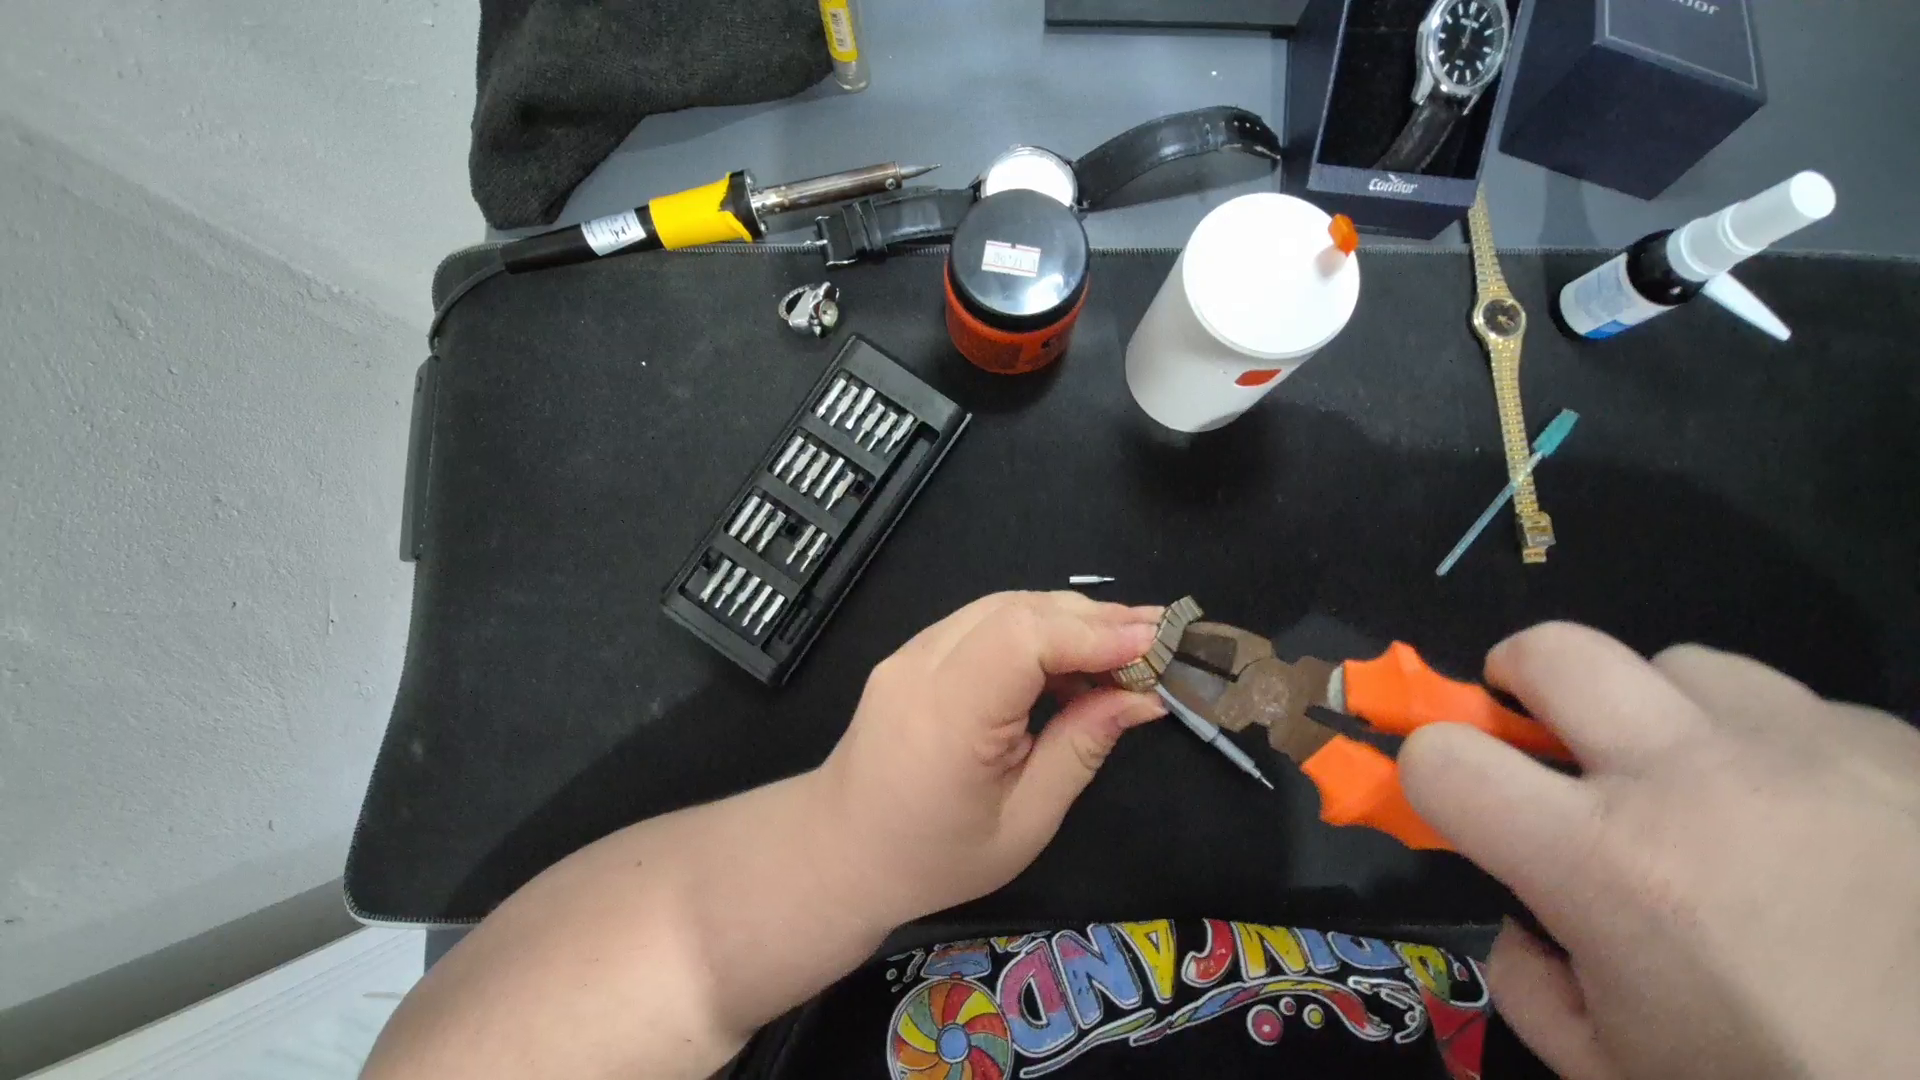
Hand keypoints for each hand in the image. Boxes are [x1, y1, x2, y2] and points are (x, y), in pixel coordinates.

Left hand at [812, 592, 1166, 924]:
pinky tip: (1069, 656)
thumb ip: (1082, 748)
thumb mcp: (1025, 822)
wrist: (842, 850)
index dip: (1093, 633)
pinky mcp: (911, 652)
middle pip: (1016, 610)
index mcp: (947, 718)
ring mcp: (909, 652)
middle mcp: (921, 668)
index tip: (1154, 644)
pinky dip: (1034, 628)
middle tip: (1156, 639)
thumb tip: (1145, 697)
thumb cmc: (937, 857)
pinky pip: (982, 621)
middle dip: (1093, 619)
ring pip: (1001, 606)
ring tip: (1124, 646)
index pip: (1023, 640)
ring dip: (1067, 619)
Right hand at [1399, 623, 1919, 1079]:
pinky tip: (1823, 825)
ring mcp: (1812, 753)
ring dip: (1660, 715)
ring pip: (1682, 665)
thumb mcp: (1612, 1068)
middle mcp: (1695, 781)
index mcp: (1607, 864)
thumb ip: (1525, 972)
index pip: (1440, 757)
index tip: (1461, 803)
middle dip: (1516, 681)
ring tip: (1712, 792)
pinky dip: (1773, 750)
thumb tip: (1526, 910)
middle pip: (1551, 650)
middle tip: (1543, 736)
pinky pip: (1799, 708)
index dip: (1428, 774)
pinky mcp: (1911, 752)